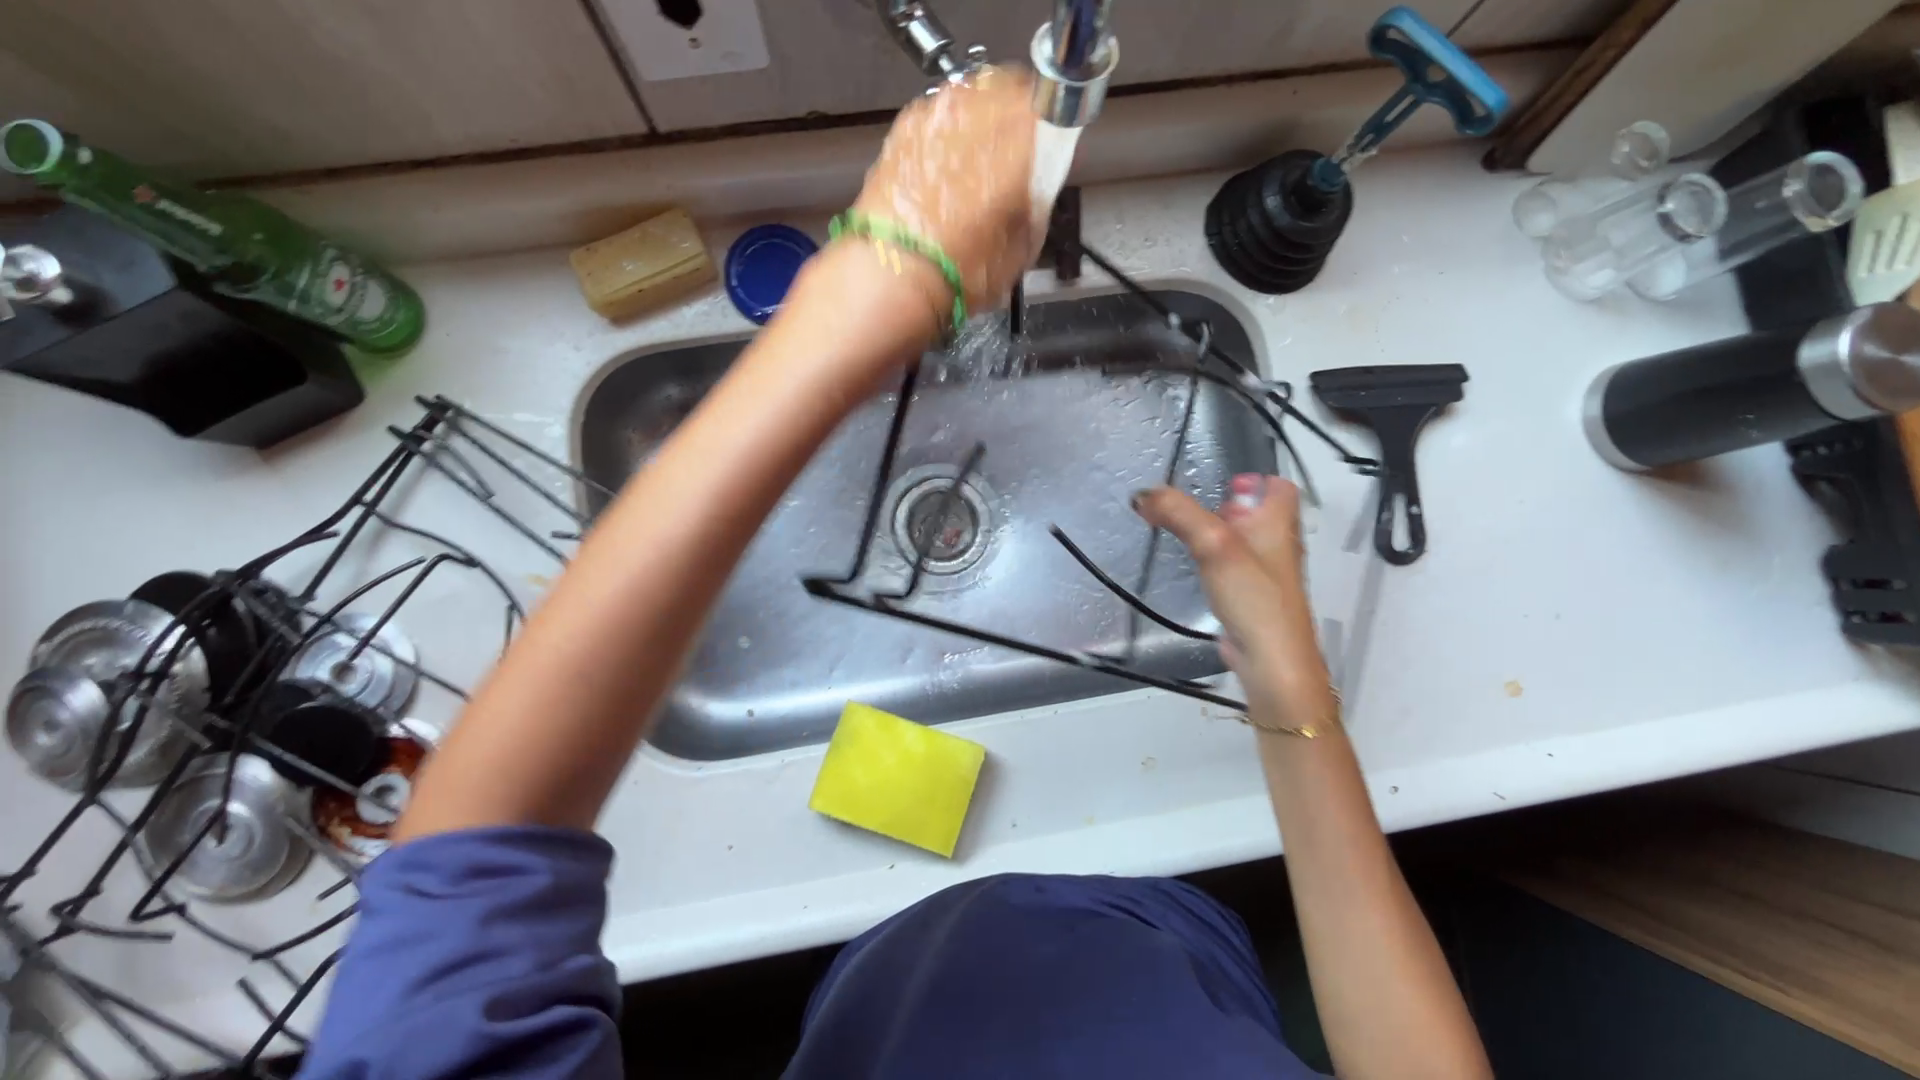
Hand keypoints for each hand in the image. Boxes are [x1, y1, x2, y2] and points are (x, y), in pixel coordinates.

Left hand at [852, 66, 1043, 315]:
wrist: (892, 274)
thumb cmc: (958, 267)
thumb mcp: (1021, 247)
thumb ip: (1035, 203)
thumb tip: (1034, 190)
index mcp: (1019, 134)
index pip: (1047, 104)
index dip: (1047, 125)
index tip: (1046, 144)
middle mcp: (977, 110)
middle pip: (1006, 91)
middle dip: (1010, 119)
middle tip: (1010, 153)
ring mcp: (936, 114)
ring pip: (968, 100)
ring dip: (975, 124)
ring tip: (973, 164)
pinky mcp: (903, 128)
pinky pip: (935, 118)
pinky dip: (944, 136)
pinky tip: (942, 170)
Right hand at [1133, 474, 1337, 732]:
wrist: (1271, 659)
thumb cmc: (1252, 594)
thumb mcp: (1212, 543)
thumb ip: (1179, 513)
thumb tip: (1142, 495)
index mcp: (1280, 522)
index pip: (1278, 486)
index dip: (1253, 479)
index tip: (1220, 485)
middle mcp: (1279, 543)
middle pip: (1256, 512)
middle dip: (1227, 506)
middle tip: (1193, 509)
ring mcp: (1267, 573)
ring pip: (1243, 541)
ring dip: (1218, 536)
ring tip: (1186, 536)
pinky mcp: (1252, 597)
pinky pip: (1233, 568)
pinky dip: (1215, 562)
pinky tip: (1195, 569)